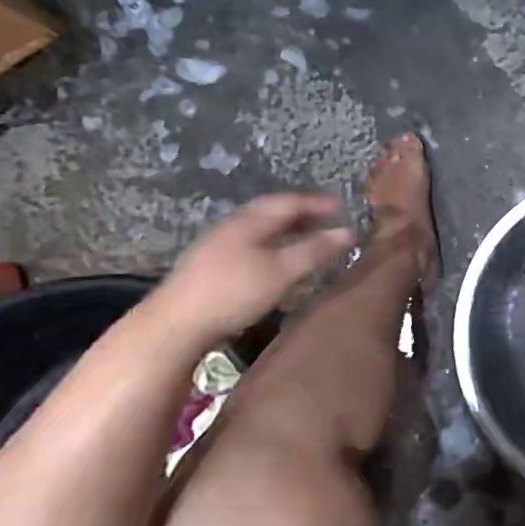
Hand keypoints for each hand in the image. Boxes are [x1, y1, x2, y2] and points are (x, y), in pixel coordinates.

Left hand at [153, 194, 353, 342]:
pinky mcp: (210, 268)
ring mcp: (218, 247)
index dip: (317, 204)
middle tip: (326, 224)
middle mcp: (233, 227)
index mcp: (250, 221)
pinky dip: (272, 252)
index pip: (289, 202)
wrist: (176, 323)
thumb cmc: (233, 292)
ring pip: (260, 233)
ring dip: (286, 235)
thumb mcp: (281, 272)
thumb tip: (348, 232)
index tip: (342, 206)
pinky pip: (250, 250)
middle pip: (271, 215)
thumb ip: (314, 251)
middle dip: (302, 218)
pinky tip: (277, 270)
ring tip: (307, 246)